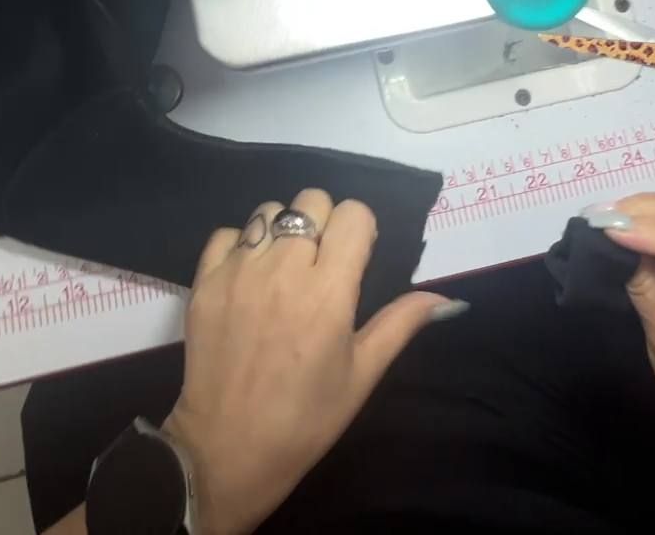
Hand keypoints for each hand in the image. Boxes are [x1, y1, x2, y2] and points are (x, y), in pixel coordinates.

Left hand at [161, 190, 460, 534]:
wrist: (225, 453)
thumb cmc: (306, 419)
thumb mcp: (362, 374)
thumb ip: (402, 324)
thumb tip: (449, 299)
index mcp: (329, 292)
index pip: (353, 213)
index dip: (360, 229)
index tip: (356, 256)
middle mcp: (284, 269)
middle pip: (312, 201)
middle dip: (324, 223)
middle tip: (320, 262)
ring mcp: (239, 272)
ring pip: (269, 210)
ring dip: (282, 231)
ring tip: (282, 268)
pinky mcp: (205, 280)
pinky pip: (227, 232)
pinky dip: (241, 245)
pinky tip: (248, 277)